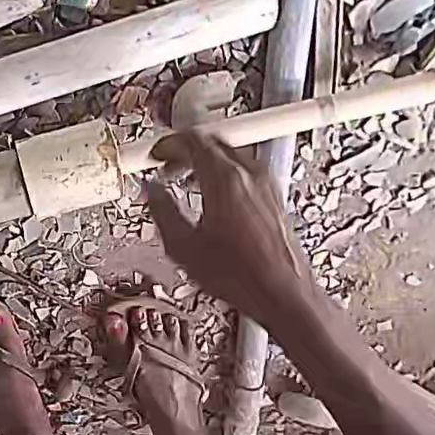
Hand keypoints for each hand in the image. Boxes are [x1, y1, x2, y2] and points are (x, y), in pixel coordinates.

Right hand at [145, 130, 317, 327]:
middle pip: (213, 143)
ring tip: (186, 180)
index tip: (156, 154)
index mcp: (224, 180)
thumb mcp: (183, 246)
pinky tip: (212, 196)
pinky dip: (223, 174)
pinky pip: (244, 171)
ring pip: (230, 155)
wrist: (281, 293)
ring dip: (205, 162)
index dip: (169, 144)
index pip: (193, 141)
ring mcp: (266, 185)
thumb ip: (162, 211)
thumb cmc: (241, 275)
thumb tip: (152, 192)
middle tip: (167, 164)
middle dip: (186, 150)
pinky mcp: (274, 197)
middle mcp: (249, 175)